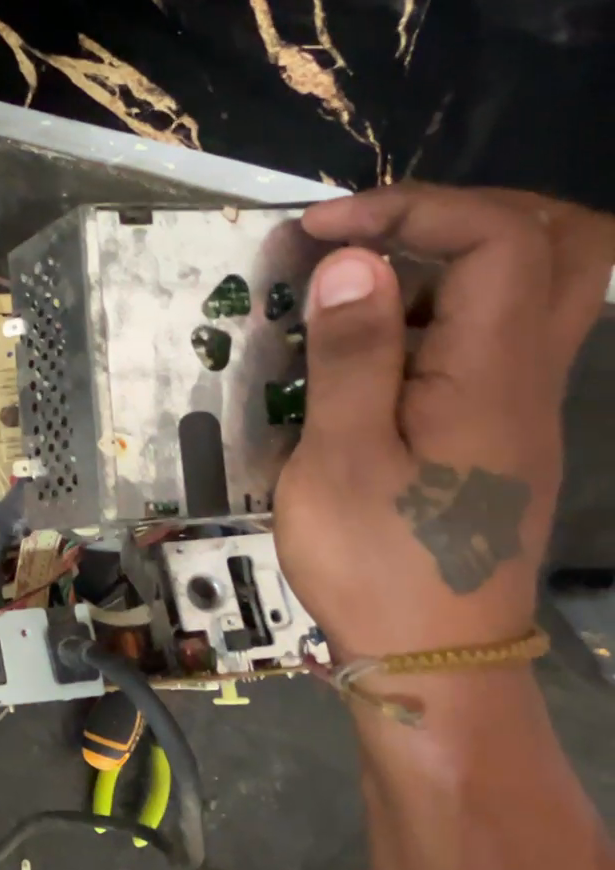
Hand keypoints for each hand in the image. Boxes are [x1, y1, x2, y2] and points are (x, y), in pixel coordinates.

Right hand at [274, 183, 614, 658]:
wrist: (431, 649)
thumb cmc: (373, 556)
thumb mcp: (340, 458)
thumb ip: (350, 357)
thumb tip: (353, 262)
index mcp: (492, 373)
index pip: (496, 240)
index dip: (410, 209)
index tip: (318, 228)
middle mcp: (530, 374)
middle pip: (561, 243)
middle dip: (464, 211)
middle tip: (371, 233)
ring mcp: (525, 405)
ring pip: (543, 288)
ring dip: (461, 258)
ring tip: (364, 287)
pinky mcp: (501, 433)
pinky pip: (501, 339)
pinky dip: (446, 313)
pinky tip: (376, 352)